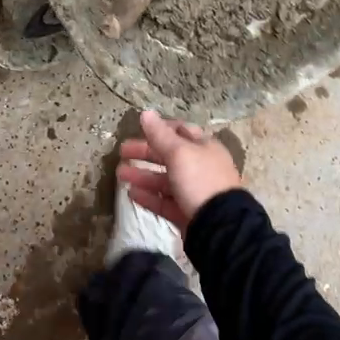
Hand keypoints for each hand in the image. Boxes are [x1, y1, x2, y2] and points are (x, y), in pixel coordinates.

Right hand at [117, 109, 243, 229]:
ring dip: (142, 176)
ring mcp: (193, 192)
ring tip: (120, 175)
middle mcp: (200, 167)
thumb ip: (160, 135)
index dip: (160, 129)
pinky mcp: (186, 213)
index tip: (139, 129)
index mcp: (204, 147)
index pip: (181, 131)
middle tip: (122, 153)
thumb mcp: (179, 153)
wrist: (219, 226)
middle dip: (145, 153)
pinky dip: (148, 197)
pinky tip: (131, 194)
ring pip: (164, 180)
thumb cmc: (200, 180)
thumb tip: (145, 113)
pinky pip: (164, 202)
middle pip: (168, 156)